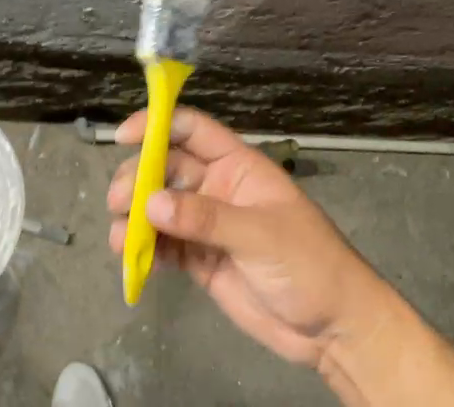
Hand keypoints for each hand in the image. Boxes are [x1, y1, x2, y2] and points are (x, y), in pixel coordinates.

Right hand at [106, 107, 384, 367]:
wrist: (334, 328)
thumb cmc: (310, 265)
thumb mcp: (261, 235)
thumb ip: (206, 218)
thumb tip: (151, 204)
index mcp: (237, 166)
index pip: (191, 130)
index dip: (157, 124)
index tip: (124, 136)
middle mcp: (216, 188)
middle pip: (166, 168)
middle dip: (138, 178)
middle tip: (119, 200)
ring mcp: (206, 224)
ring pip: (159, 206)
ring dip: (135, 214)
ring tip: (119, 234)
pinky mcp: (200, 260)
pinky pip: (164, 245)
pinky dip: (143, 247)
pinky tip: (130, 256)